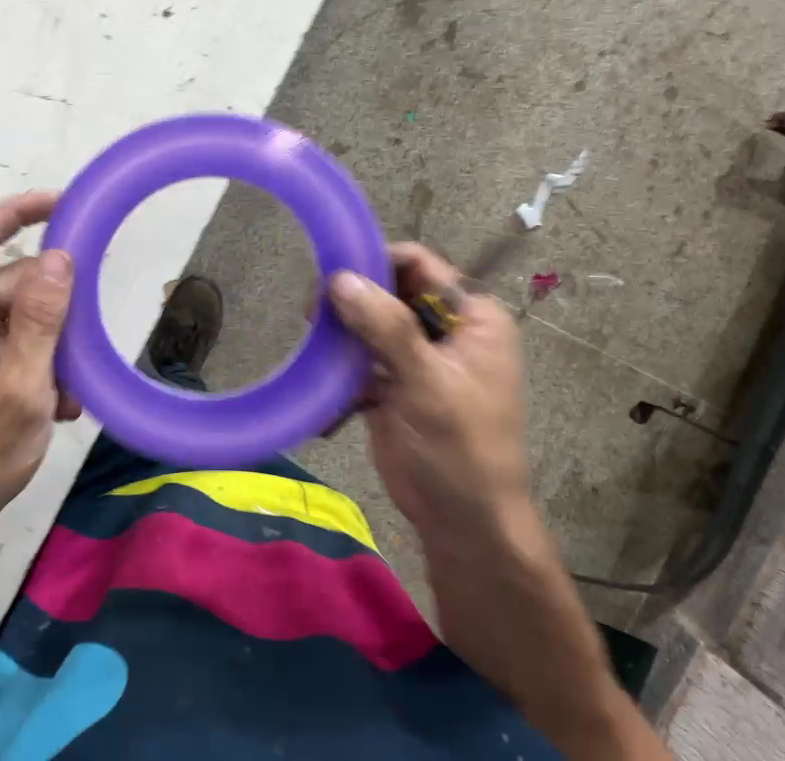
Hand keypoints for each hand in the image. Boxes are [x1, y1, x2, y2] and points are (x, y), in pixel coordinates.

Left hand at [0, 191, 76, 551]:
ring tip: (66, 397)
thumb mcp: (24, 386)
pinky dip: (37, 367)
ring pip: (17, 320)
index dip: (20, 211)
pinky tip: (54, 406)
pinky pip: (9, 346)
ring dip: (50, 350)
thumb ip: (41, 318)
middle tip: (80, 357)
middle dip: (54, 313)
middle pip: (10, 285)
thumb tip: (59, 256)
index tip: (65, 204)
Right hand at [326, 243, 530, 538]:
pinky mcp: (392, 388)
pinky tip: (324, 398)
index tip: (332, 277)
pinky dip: (338, 376)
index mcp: (472, 317)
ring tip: (313, 352)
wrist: (463, 521)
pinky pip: (358, 363)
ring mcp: (416, 359)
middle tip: (312, 316)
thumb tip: (338, 278)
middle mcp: (445, 330)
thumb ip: (387, 327)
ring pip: (367, 325)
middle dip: (350, 302)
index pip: (419, 264)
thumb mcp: (428, 381)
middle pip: (388, 292)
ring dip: (339, 338)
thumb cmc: (461, 447)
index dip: (376, 263)